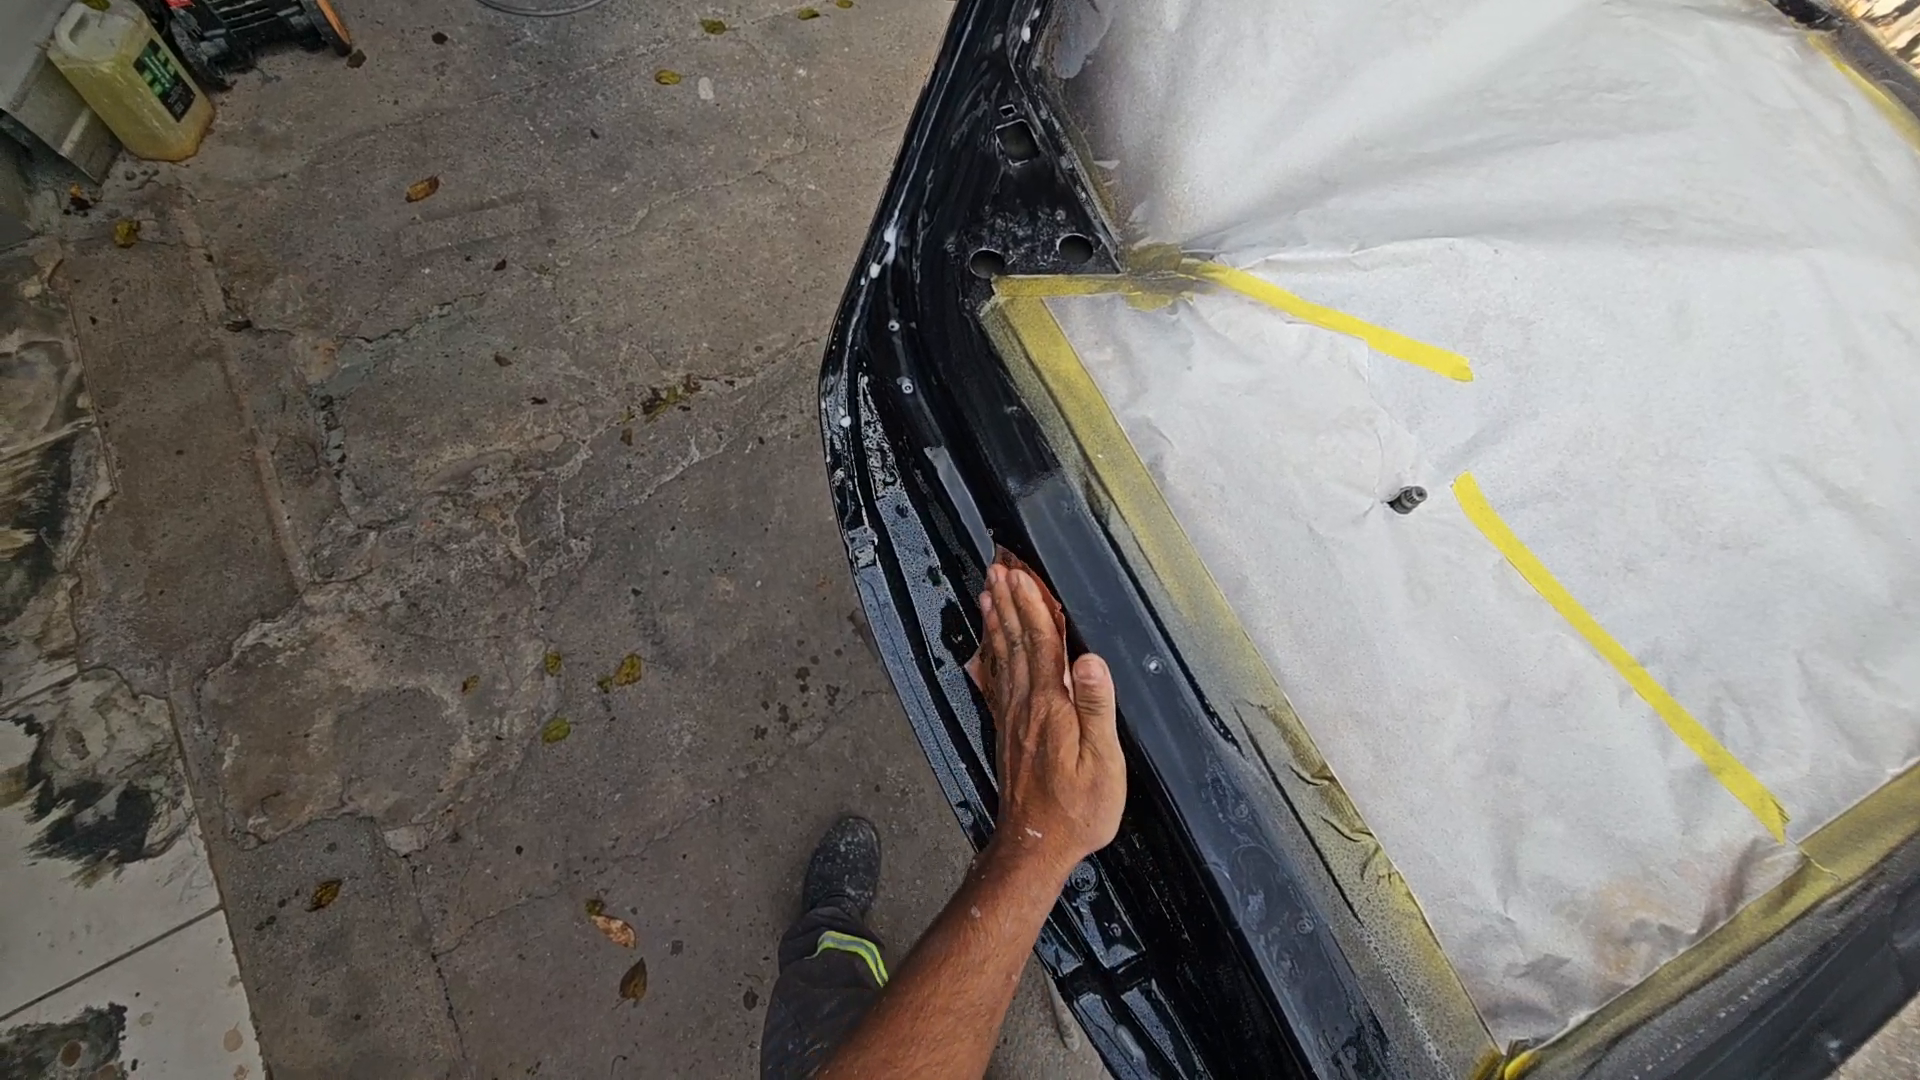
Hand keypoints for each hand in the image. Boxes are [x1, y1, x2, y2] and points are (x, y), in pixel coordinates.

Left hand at [976, 562, 1125, 877]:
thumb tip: (1092, 659)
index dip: (1031, 605)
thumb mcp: (1102, 762)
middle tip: (997, 569)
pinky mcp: (1006, 730)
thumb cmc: (1078, 807)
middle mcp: (1025, 703)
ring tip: (987, 594)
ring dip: (995, 622)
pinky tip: (983, 649)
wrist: (1036, 843)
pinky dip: (988, 657)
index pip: (1041, 642)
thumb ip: (1097, 708)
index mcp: (1051, 704)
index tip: (1020, 573)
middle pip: (1015, 641)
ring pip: (1000, 657)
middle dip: (1007, 602)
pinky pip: (994, 682)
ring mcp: (1011, 716)